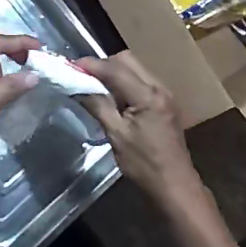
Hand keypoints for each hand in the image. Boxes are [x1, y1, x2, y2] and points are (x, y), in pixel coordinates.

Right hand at [75, 53, 203, 207]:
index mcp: (148, 96)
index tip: (70, 66)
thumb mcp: (116, 135)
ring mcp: (165, 94)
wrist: (175, 186)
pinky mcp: (165, 102)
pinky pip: (141, 80)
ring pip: (135, 68)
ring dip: (114, 72)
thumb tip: (76, 86)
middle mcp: (159, 88)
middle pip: (127, 60)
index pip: (115, 69)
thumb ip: (97, 105)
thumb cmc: (144, 164)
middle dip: (103, 64)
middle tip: (83, 77)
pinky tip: (113, 98)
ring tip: (95, 86)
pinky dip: (125, 81)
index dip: (91, 65)